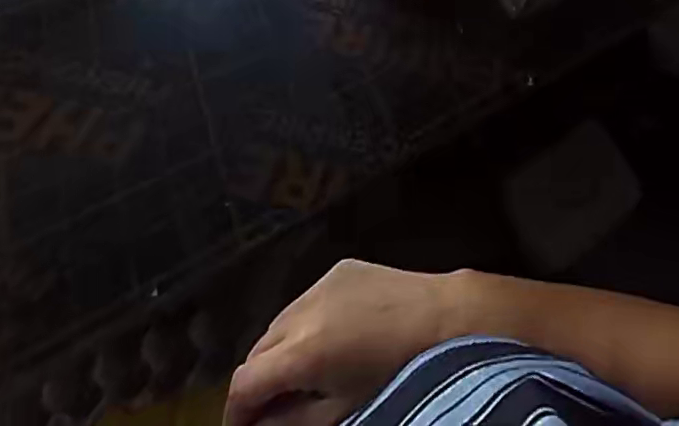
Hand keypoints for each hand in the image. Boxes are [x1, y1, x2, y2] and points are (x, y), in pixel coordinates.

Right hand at [224, 260, 458, 425]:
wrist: (442, 317)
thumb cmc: (397, 374)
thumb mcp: (344, 412)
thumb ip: (292, 422)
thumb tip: (259, 425)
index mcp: (304, 350)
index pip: (244, 382)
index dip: (235, 413)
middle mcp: (304, 309)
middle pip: (259, 350)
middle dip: (259, 382)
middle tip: (272, 409)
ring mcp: (321, 282)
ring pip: (281, 321)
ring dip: (280, 350)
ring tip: (302, 374)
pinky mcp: (340, 268)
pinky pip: (307, 300)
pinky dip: (304, 323)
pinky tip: (328, 338)